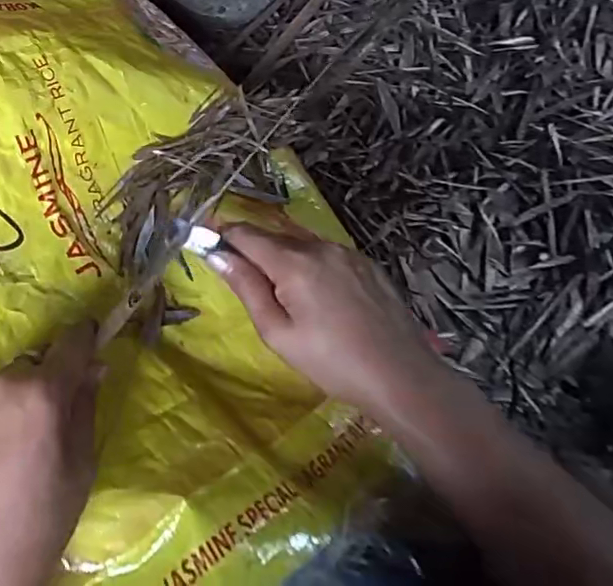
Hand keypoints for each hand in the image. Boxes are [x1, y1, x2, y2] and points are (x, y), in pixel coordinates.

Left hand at [0, 322, 105, 585]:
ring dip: (26, 394)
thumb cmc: (39, 522)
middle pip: (39, 361)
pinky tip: (1, 451)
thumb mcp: (80, 468)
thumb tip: (94, 367)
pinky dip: (2, 411)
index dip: (87, 337)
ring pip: (12, 380)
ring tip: (28, 440)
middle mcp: (6, 383)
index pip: (71, 341)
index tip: (95, 341)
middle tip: (60, 414)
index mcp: (43, 392)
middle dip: (54, 377)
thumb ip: (86, 408)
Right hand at [207, 211, 442, 409]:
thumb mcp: (279, 333)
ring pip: (299, 242)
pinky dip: (309, 262)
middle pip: (272, 234)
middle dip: (251, 248)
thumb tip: (217, 255)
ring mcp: (345, 252)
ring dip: (281, 255)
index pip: (245, 232)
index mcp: (293, 262)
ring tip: (283, 292)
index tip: (208, 243)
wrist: (405, 378)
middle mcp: (318, 246)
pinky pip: (325, 252)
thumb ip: (246, 288)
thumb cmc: (333, 363)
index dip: (223, 235)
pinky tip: (318, 296)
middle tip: (244, 277)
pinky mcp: (365, 262)